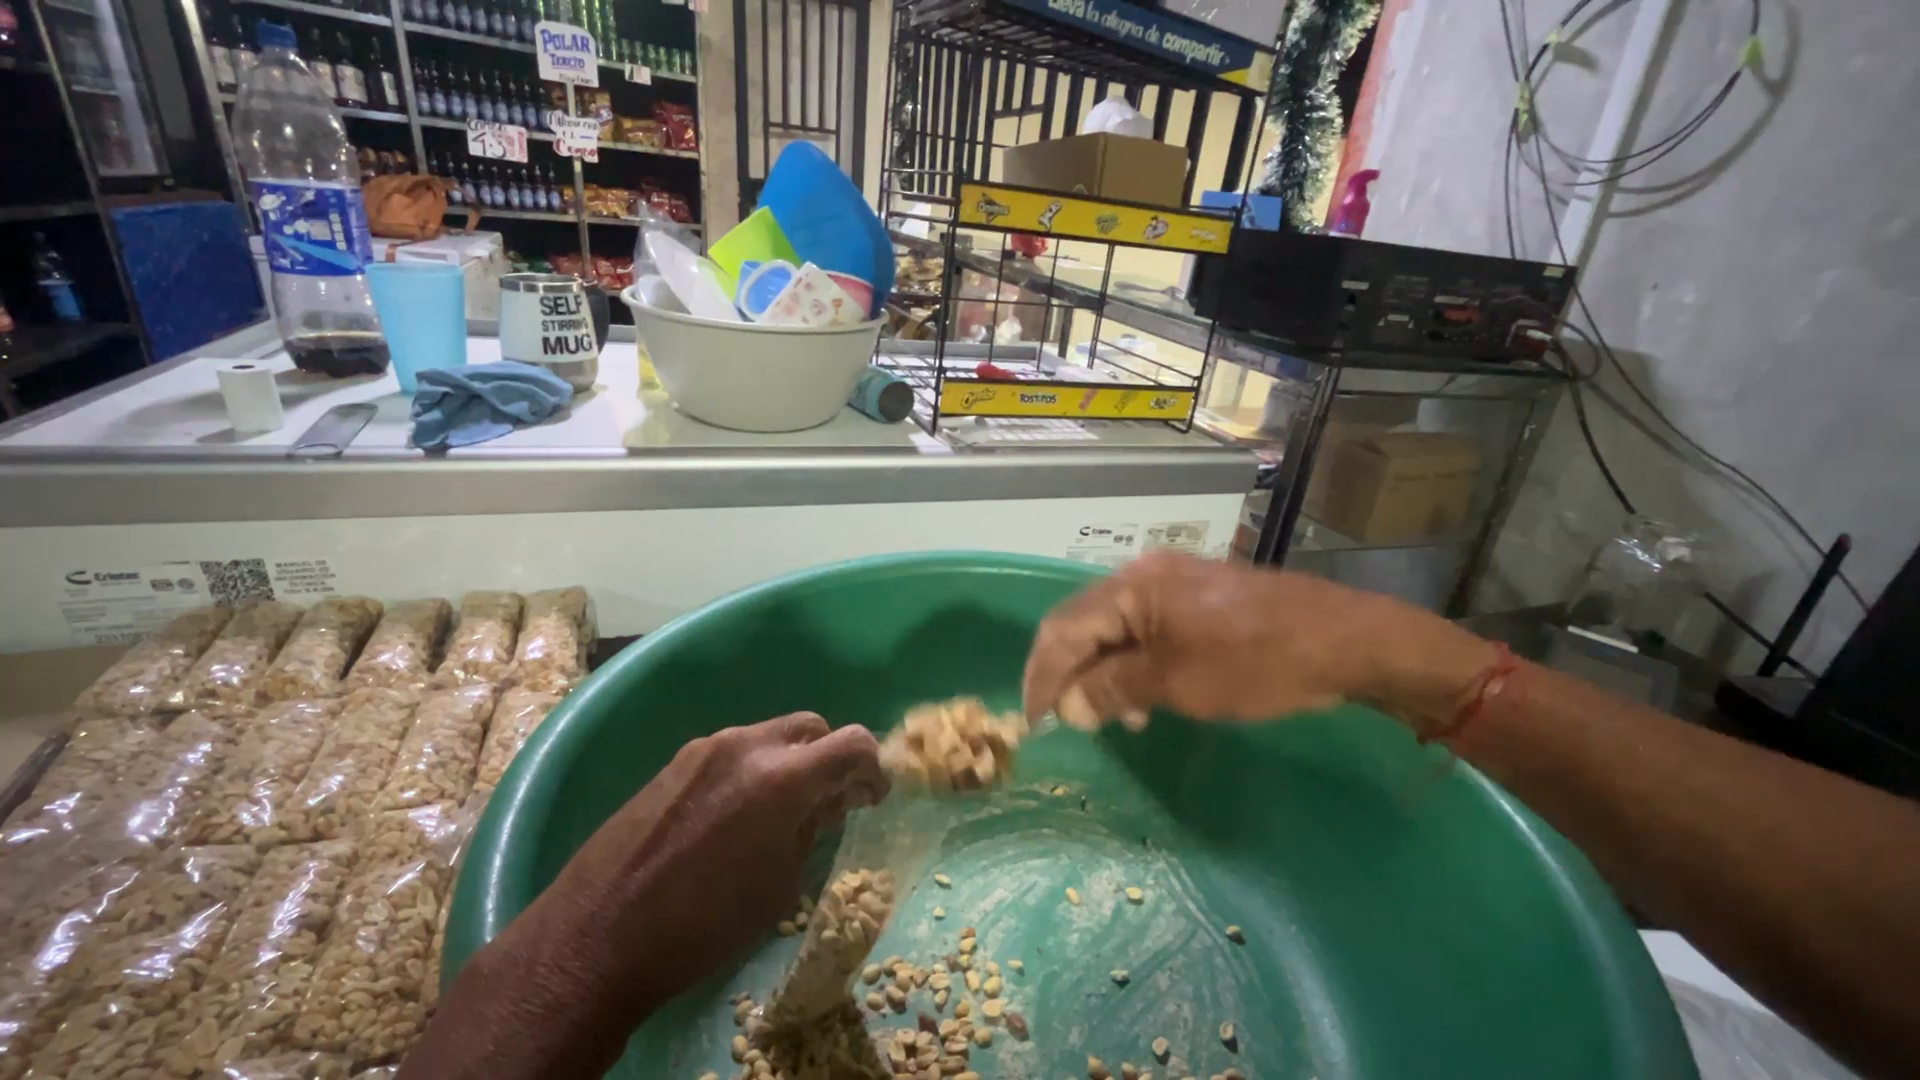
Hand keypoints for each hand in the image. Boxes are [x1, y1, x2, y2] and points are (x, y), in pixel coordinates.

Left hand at [503, 713, 888, 1017]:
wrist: (597, 936)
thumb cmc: (702, 926)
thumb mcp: (779, 885)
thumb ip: (812, 828)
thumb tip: (832, 801)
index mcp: (782, 778)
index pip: (852, 742)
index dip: (873, 767)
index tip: (872, 797)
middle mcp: (747, 746)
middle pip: (812, 727)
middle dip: (831, 758)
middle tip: (831, 801)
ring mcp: (706, 748)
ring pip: (771, 736)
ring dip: (791, 763)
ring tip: (783, 812)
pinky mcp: (676, 761)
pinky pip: (734, 751)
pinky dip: (754, 770)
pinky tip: (738, 815)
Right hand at [1022, 555, 1490, 732]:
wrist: (1345, 640)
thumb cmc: (1255, 663)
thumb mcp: (1176, 683)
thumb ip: (1112, 689)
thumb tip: (1069, 706)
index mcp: (1131, 586)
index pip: (1062, 630)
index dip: (1042, 678)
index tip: (1033, 722)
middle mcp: (1143, 574)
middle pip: (1082, 624)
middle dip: (1069, 674)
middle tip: (1068, 721)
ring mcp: (1172, 582)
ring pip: (1113, 628)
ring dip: (1102, 672)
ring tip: (1116, 718)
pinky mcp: (1197, 597)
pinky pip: (1144, 628)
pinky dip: (1133, 662)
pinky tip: (1147, 696)